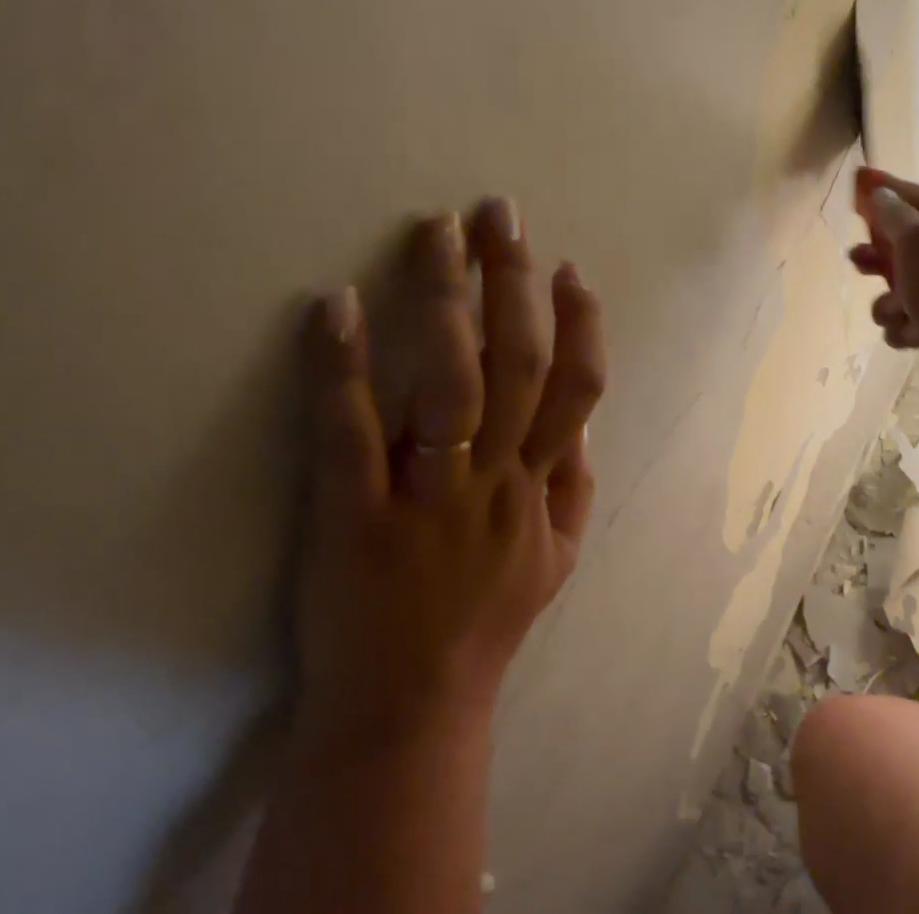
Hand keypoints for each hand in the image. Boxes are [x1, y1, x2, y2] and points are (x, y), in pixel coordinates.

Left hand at [295, 198, 605, 737]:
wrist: (412, 706)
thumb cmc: (483, 627)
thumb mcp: (555, 564)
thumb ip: (575, 491)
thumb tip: (585, 429)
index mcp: (542, 490)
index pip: (579, 392)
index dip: (581, 324)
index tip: (568, 269)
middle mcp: (496, 483)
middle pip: (520, 366)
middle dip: (514, 282)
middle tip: (498, 211)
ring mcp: (429, 498)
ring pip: (450, 385)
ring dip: (443, 300)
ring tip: (435, 232)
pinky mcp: (355, 518)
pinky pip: (351, 433)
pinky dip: (341, 365)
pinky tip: (333, 305)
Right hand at [849, 167, 918, 388]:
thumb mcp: (916, 241)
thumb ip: (892, 214)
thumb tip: (881, 193)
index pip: (914, 195)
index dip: (882, 192)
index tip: (854, 186)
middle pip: (903, 243)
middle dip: (878, 257)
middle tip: (856, 260)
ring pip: (899, 286)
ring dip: (890, 302)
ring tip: (896, 312)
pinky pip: (907, 316)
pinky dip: (904, 326)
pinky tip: (915, 335)